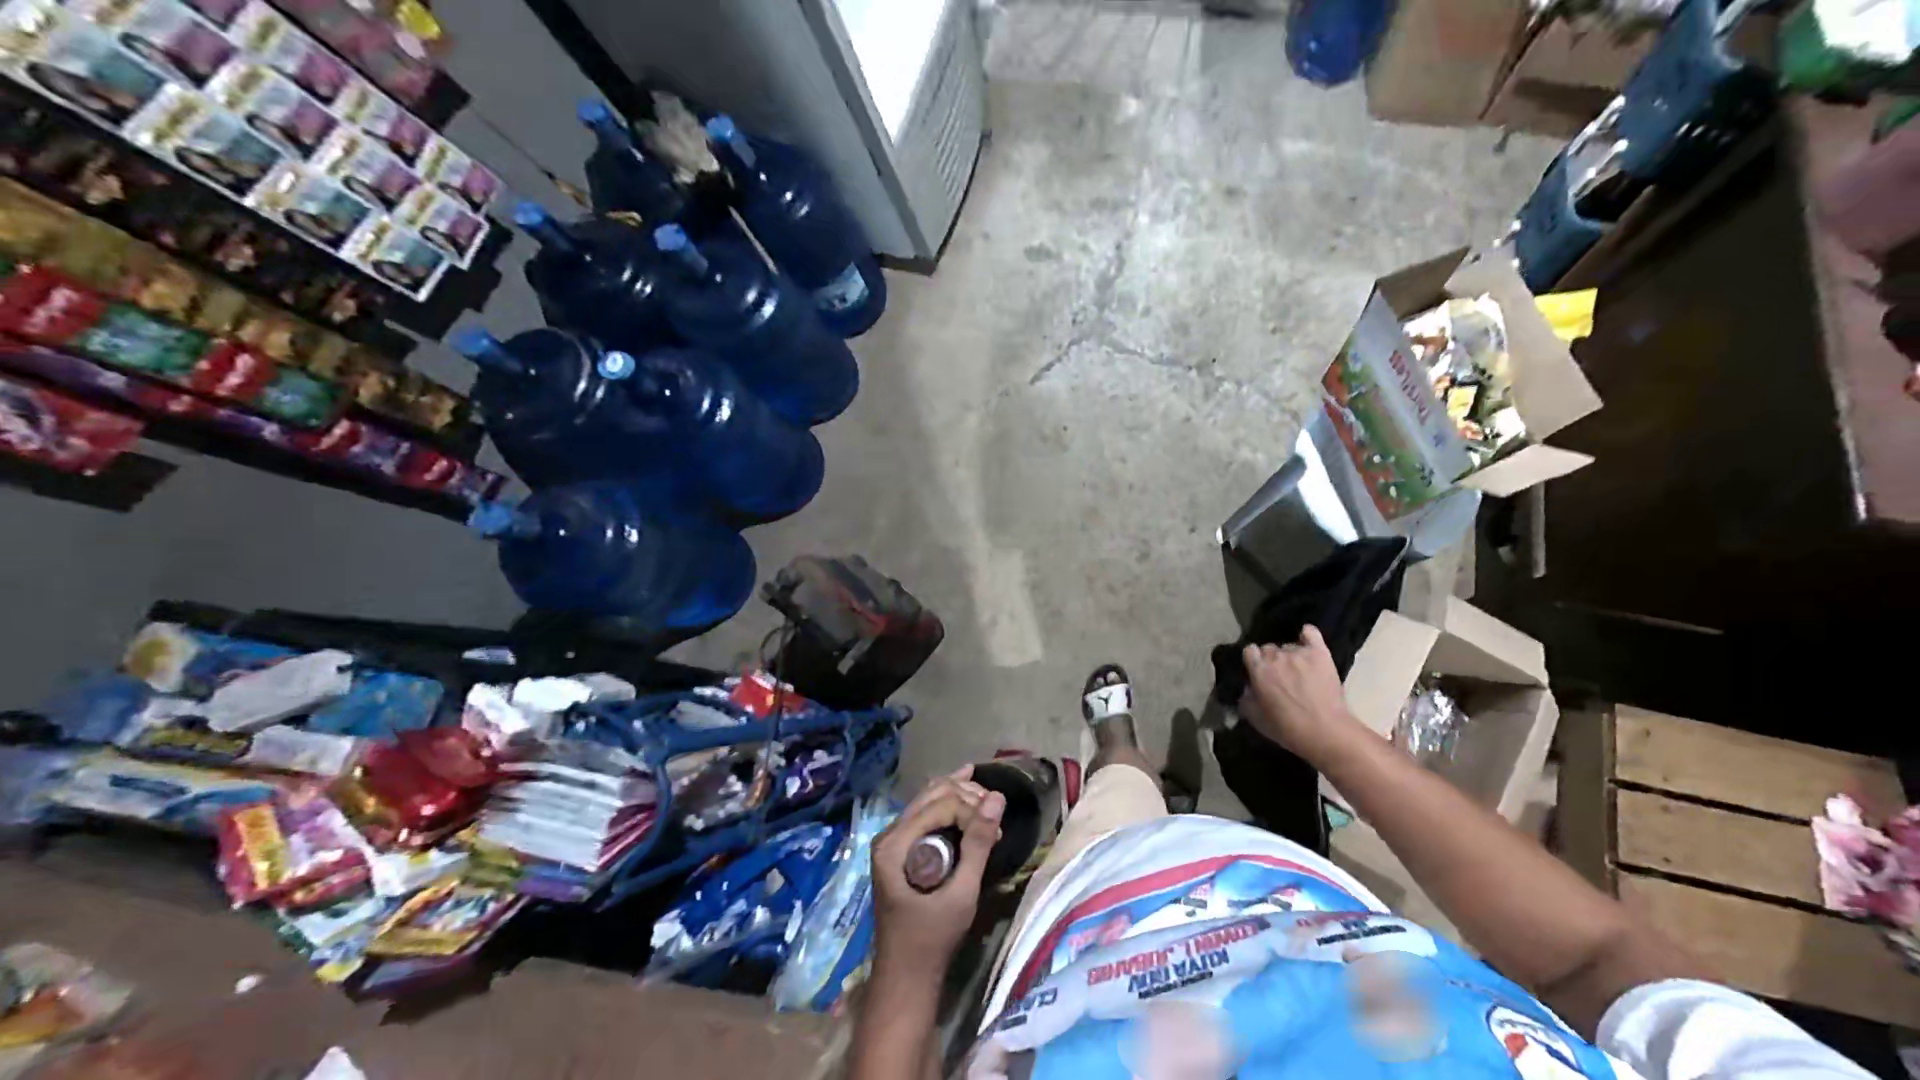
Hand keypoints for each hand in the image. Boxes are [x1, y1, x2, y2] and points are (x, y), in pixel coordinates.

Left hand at [870, 768, 1004, 971]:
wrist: (905, 978)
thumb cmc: (932, 939)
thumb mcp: (961, 893)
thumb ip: (977, 844)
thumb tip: (997, 798)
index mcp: (894, 844)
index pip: (940, 804)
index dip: (972, 808)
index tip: (998, 832)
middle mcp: (889, 835)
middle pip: (931, 796)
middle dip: (967, 796)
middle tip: (996, 813)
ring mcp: (892, 842)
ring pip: (928, 801)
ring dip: (960, 797)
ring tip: (988, 802)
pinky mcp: (900, 851)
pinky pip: (925, 816)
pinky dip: (949, 806)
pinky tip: (967, 794)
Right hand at [1240, 625, 1359, 757]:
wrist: (1325, 732)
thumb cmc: (1287, 729)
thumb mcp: (1255, 718)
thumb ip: (1246, 698)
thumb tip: (1247, 688)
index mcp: (1258, 670)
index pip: (1249, 651)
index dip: (1254, 661)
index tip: (1259, 673)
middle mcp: (1275, 656)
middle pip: (1269, 648)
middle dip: (1271, 659)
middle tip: (1280, 676)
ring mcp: (1299, 652)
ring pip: (1289, 646)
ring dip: (1291, 656)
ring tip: (1300, 672)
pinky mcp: (1320, 653)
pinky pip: (1310, 633)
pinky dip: (1307, 635)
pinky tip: (1307, 641)